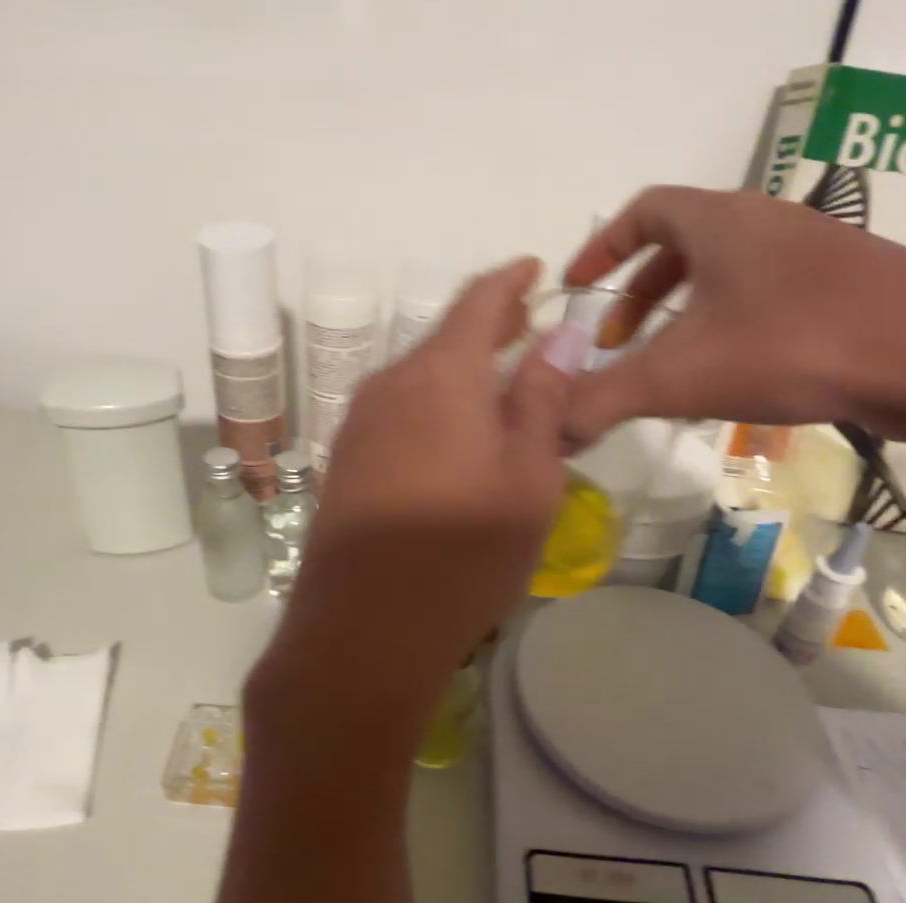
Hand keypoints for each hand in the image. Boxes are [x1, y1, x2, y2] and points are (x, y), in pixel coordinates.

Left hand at [246, 258, 580, 759]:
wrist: (363, 629)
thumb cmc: (464, 553)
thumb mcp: (528, 478)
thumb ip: (543, 399)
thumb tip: (560, 336)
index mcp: (439, 374)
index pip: (477, 301)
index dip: (510, 281)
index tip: (535, 271)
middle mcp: (389, 386)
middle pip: (443, 340)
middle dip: (489, 331)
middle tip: (529, 330)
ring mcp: (358, 427)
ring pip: (419, 381)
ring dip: (461, 376)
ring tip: (501, 390)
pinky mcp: (345, 466)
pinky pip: (398, 417)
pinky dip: (434, 410)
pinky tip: (456, 440)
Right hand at [562, 185, 905, 443]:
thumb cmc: (789, 346)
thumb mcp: (677, 377)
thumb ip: (601, 401)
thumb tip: (544, 431)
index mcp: (717, 222)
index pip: (643, 211)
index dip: (602, 248)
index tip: (576, 287)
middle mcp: (764, 221)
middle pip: (683, 242)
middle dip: (639, 292)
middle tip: (617, 342)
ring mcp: (812, 251)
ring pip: (727, 271)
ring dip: (685, 313)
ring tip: (670, 366)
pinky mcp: (846, 286)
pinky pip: (765, 294)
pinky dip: (730, 325)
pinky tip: (733, 378)